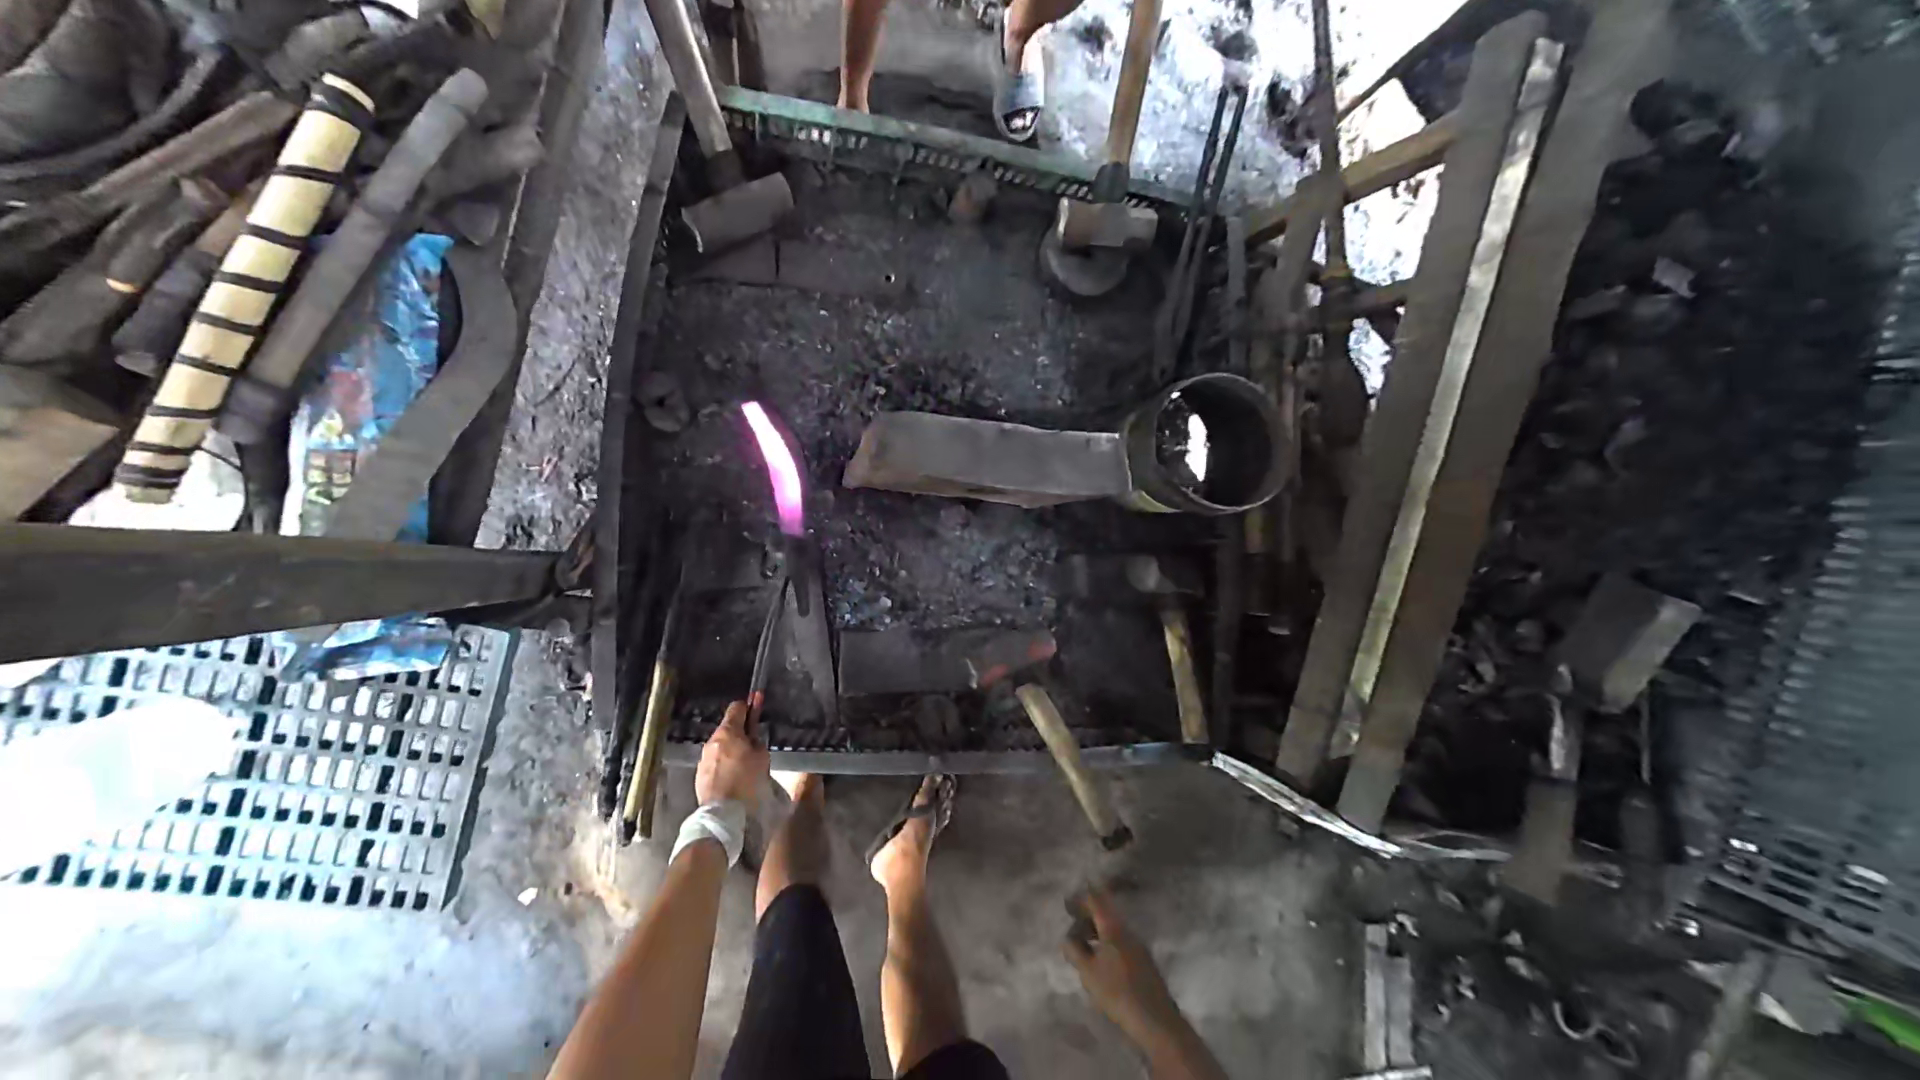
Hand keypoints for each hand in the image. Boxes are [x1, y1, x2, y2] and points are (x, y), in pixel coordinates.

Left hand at [695, 701, 768, 809]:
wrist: (723, 813)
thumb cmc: (747, 781)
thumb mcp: (762, 757)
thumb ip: (757, 741)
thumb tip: (752, 735)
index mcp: (727, 732)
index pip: (736, 707)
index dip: (748, 705)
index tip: (756, 703)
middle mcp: (711, 741)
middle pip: (728, 728)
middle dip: (740, 732)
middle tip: (754, 742)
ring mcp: (703, 758)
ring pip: (720, 746)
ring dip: (731, 749)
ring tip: (744, 763)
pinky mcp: (699, 775)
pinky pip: (714, 762)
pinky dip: (723, 763)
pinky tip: (733, 775)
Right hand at [1063, 887, 1182, 1045]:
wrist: (1155, 1020)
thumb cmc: (1117, 992)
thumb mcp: (1088, 972)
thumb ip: (1074, 951)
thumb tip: (1067, 937)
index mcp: (1113, 928)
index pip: (1095, 901)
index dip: (1079, 900)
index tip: (1066, 905)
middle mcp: (1127, 930)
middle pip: (1105, 913)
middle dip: (1087, 916)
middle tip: (1072, 925)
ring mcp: (1138, 945)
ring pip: (1113, 928)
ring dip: (1097, 931)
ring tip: (1083, 944)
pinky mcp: (1144, 960)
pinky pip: (1121, 941)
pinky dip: (1107, 942)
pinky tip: (1101, 959)